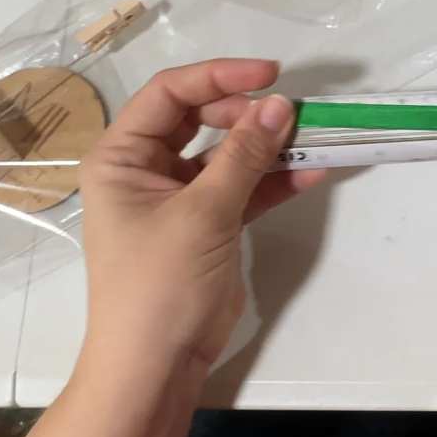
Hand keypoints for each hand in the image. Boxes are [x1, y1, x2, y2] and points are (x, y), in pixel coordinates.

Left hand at [75, 60, 328, 381]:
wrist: (158, 362)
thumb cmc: (160, 281)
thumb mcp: (203, 212)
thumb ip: (244, 156)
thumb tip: (281, 105)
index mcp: (122, 157)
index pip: (169, 95)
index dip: (219, 77)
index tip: (271, 74)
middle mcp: (148, 170)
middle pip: (200, 120)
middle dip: (246, 114)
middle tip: (288, 115)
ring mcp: (182, 198)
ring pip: (229, 155)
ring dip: (268, 147)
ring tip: (312, 136)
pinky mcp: (211, 224)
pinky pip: (246, 189)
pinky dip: (276, 181)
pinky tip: (313, 170)